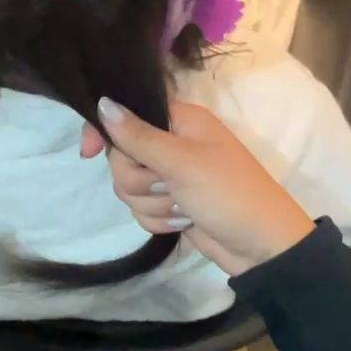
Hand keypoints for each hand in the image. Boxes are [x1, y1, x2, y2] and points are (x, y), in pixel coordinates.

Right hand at [81, 98, 314, 275]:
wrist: (261, 246)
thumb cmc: (229, 194)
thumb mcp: (182, 162)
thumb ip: (138, 136)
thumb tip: (102, 104)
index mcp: (179, 121)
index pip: (126, 115)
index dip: (104, 133)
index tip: (89, 154)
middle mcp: (173, 144)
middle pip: (122, 157)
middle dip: (138, 180)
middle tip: (167, 186)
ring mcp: (171, 177)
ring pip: (129, 187)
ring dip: (152, 204)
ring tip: (183, 207)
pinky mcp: (171, 205)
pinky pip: (142, 210)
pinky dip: (159, 220)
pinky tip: (185, 222)